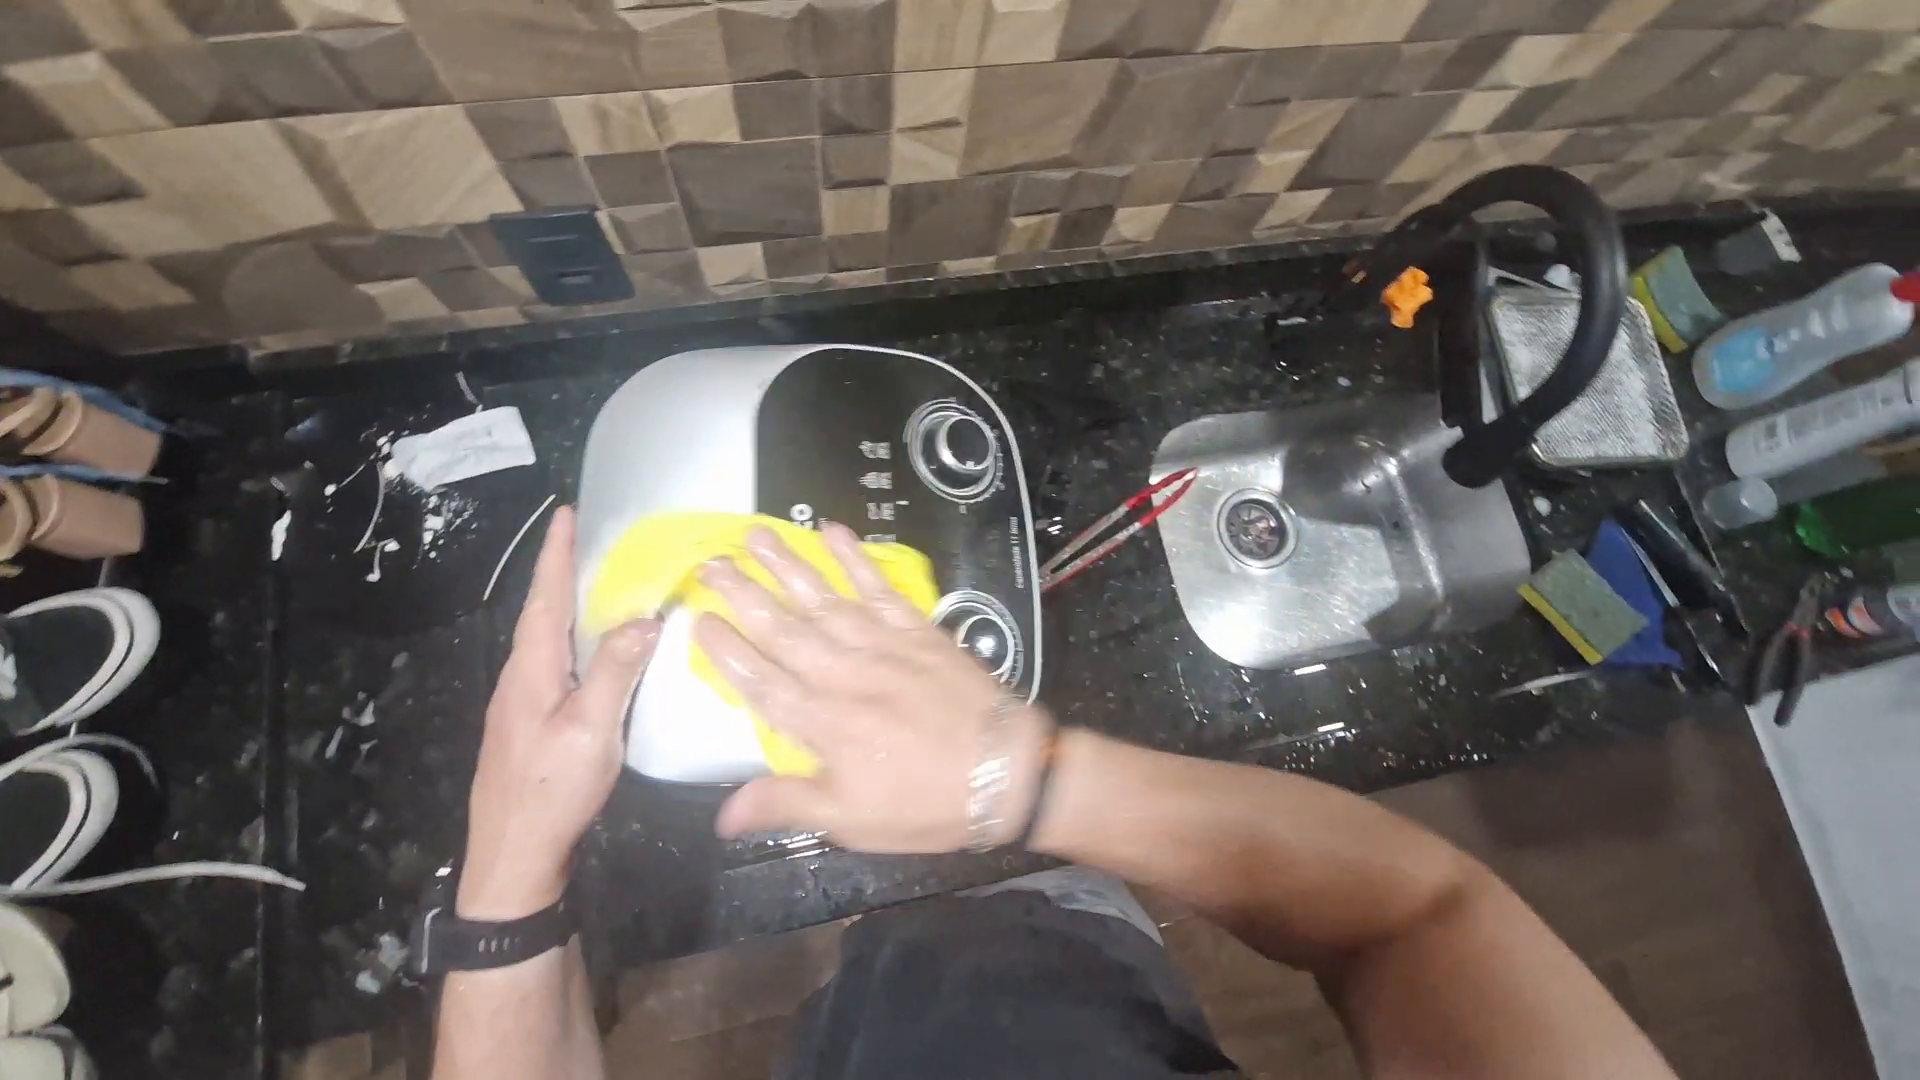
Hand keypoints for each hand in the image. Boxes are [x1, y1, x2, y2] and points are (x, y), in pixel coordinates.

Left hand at [460, 506, 658, 919]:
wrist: (515, 855)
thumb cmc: (552, 789)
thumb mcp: (591, 727)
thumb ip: (616, 670)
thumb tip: (645, 617)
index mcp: (531, 670)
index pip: (546, 598)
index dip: (557, 555)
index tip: (567, 513)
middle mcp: (521, 677)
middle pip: (543, 612)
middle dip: (564, 571)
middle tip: (592, 539)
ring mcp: (524, 702)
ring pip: (550, 639)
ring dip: (571, 604)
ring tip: (601, 581)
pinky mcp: (534, 722)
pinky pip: (559, 663)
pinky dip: (578, 638)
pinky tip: (599, 648)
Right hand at [694, 522, 1050, 852]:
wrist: (1005, 772)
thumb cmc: (924, 802)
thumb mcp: (852, 820)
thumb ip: (787, 803)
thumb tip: (720, 814)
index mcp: (823, 722)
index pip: (761, 680)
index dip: (726, 652)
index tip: (698, 621)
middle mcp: (845, 673)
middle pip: (783, 629)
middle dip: (743, 594)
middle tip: (709, 563)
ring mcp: (883, 645)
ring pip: (823, 599)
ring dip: (787, 565)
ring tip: (755, 535)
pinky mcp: (917, 629)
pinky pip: (880, 586)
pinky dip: (856, 558)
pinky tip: (834, 531)